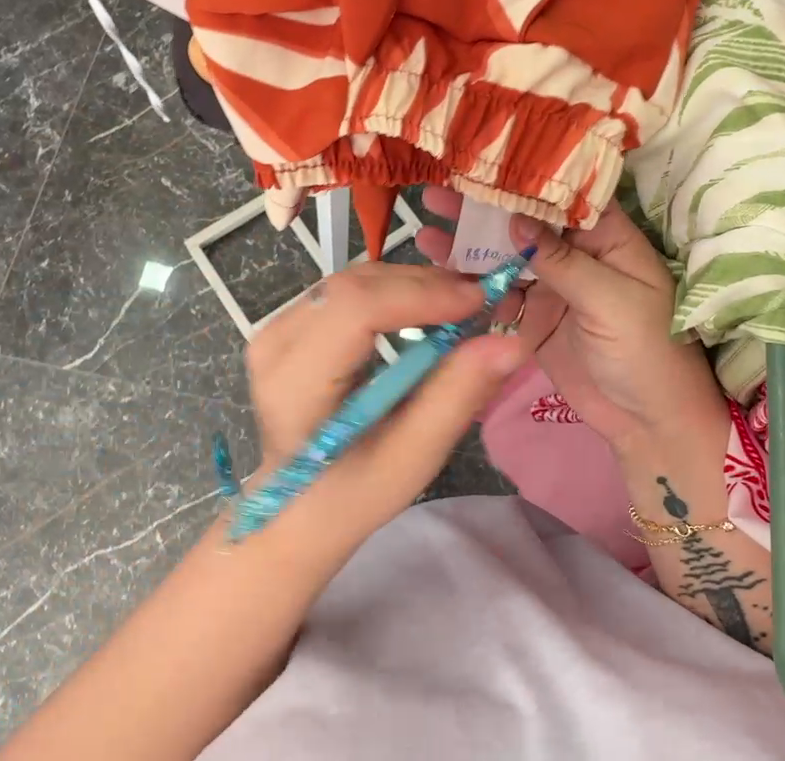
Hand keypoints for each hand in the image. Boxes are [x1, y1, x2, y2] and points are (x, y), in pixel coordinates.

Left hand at [243, 262, 525, 553]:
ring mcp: (276, 328)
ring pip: (353, 279)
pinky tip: (425, 311)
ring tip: (458, 307)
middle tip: (479, 301)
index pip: (354, 310)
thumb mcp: (410, 458)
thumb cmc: (352, 491)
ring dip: (411, 285)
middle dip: (423, 285)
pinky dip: (393, 292)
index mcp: (294, 384)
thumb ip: (455, 397)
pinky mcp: (289, 324)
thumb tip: (509, 343)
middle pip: (355, 286)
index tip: (477, 301)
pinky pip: (347, 289)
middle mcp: (274, 342)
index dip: (420, 296)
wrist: (296, 505)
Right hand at [414, 188, 725, 452]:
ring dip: (469, 246)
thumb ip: (562, 261)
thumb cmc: (648, 353)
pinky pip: (498, 294)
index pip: (562, 196)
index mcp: (607, 238)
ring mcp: (552, 286)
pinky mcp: (533, 318)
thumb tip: (514, 220)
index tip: (479, 161)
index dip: (523, 178)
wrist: (647, 422)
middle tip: (436, 194)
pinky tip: (440, 273)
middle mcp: (577, 254)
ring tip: (426, 231)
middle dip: (483, 210)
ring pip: (505, 257)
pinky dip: (471, 285)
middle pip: (524, 223)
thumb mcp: (611, 301)